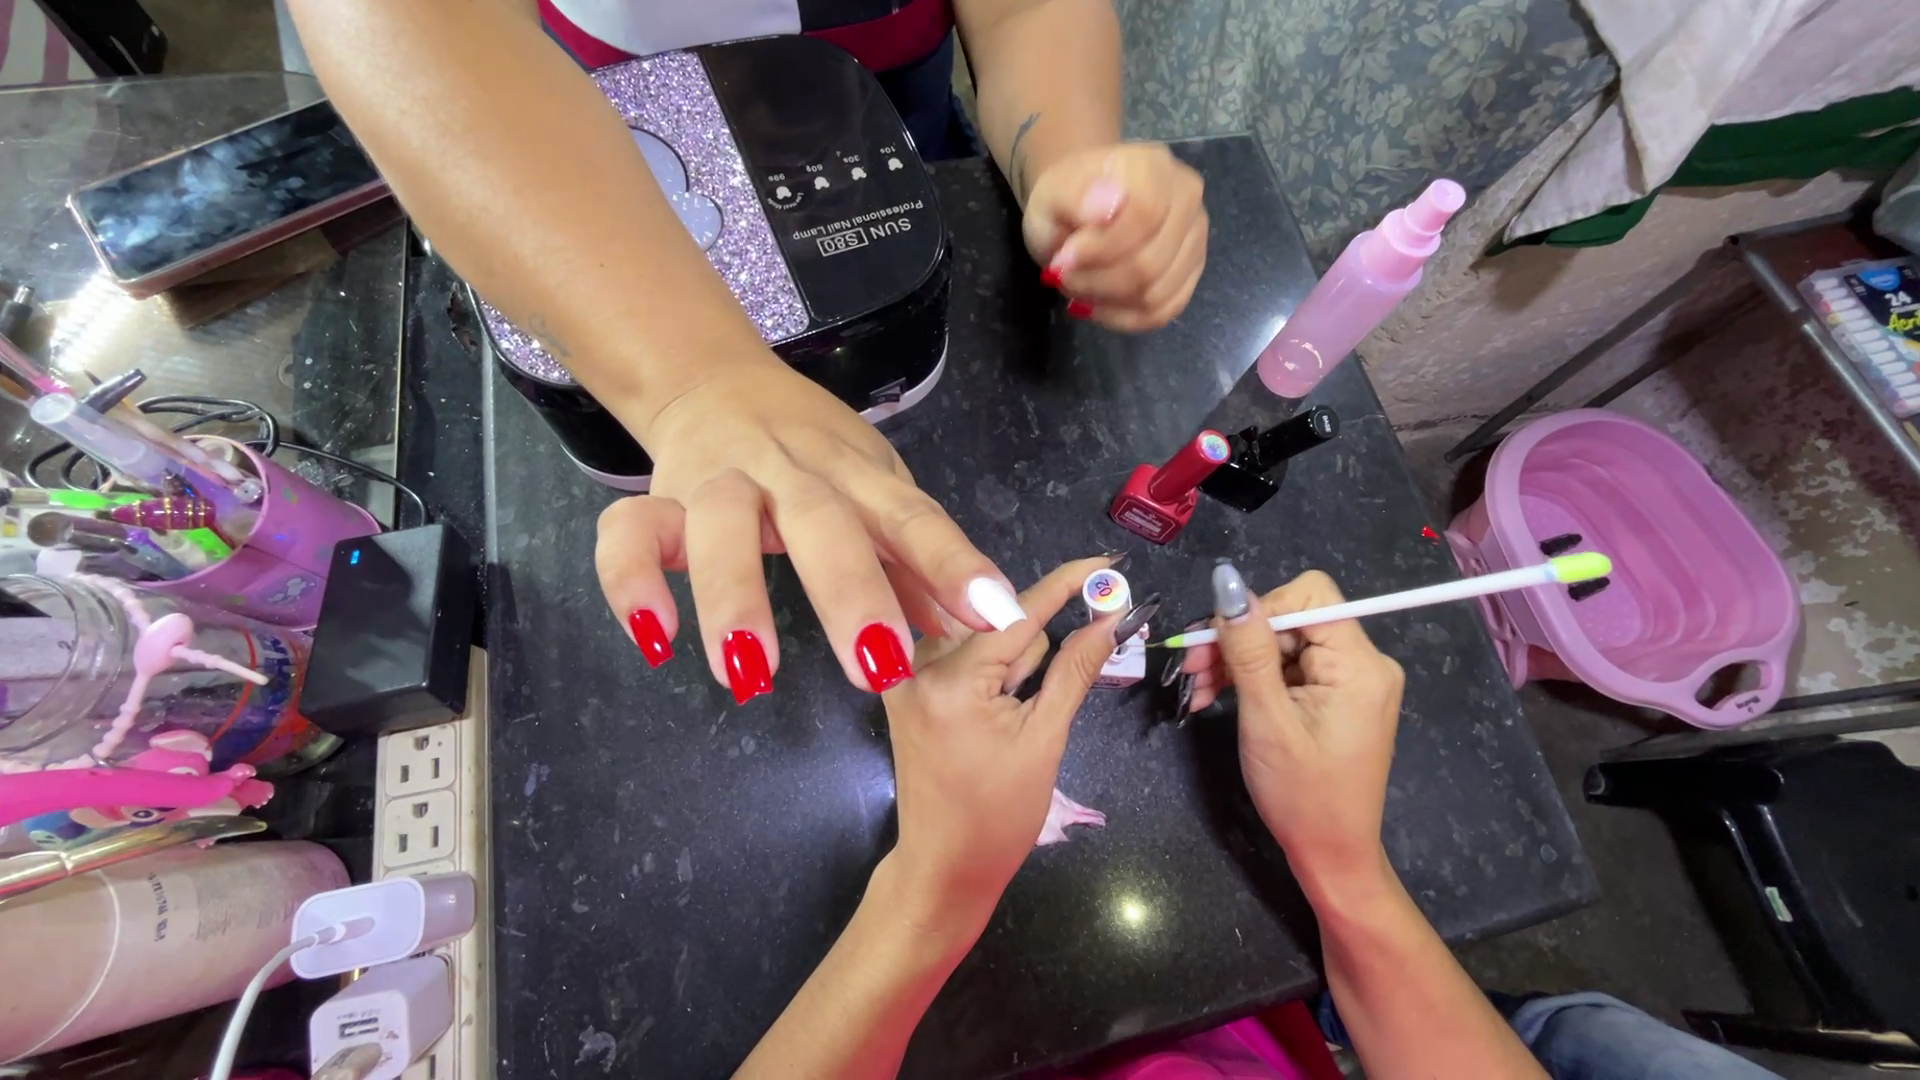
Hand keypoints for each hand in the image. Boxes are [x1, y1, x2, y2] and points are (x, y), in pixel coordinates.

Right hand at [595, 357, 1024, 701]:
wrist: (716, 379)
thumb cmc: (812, 448)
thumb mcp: (874, 487)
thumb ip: (913, 558)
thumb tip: (968, 624)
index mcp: (855, 472)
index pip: (910, 514)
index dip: (952, 562)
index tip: (994, 615)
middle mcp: (790, 471)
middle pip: (821, 521)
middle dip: (851, 592)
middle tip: (880, 668)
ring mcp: (719, 479)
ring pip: (719, 525)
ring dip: (735, 597)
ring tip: (751, 674)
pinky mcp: (658, 495)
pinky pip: (628, 533)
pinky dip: (632, 582)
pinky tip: (655, 639)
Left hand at [884, 557, 1135, 919]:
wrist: (942, 864)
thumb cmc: (999, 816)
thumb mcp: (1046, 741)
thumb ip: (1074, 672)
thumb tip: (1109, 617)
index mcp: (954, 679)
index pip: (1021, 613)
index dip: (1068, 584)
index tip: (1105, 563)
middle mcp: (920, 662)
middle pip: (1002, 622)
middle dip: (1035, 651)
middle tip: (1036, 707)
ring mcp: (908, 671)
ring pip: (984, 635)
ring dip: (1012, 662)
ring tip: (1008, 720)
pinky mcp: (907, 682)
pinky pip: (963, 651)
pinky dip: (990, 668)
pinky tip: (991, 710)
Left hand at [1023, 142, 1207, 331]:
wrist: (1081, 209)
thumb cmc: (1066, 201)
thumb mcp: (1052, 193)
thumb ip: (1073, 197)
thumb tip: (1109, 205)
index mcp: (1153, 166)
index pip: (1146, 214)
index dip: (1101, 248)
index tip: (1062, 259)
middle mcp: (1186, 198)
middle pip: (1151, 264)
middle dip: (1097, 281)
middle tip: (1064, 277)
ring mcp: (1194, 238)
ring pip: (1157, 294)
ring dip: (1107, 301)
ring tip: (1079, 287)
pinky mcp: (1190, 274)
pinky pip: (1162, 312)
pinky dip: (1123, 317)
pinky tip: (1098, 305)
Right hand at [1193, 566, 1404, 889]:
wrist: (1330, 855)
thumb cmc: (1300, 793)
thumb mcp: (1266, 717)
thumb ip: (1247, 647)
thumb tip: (1227, 580)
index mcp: (1359, 664)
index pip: (1310, 595)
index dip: (1260, 609)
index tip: (1220, 642)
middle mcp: (1362, 663)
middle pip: (1290, 619)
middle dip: (1237, 639)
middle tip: (1191, 669)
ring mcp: (1347, 680)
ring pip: (1280, 642)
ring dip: (1234, 660)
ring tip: (1195, 689)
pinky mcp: (1331, 696)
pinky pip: (1285, 667)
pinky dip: (1249, 678)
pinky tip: (1214, 696)